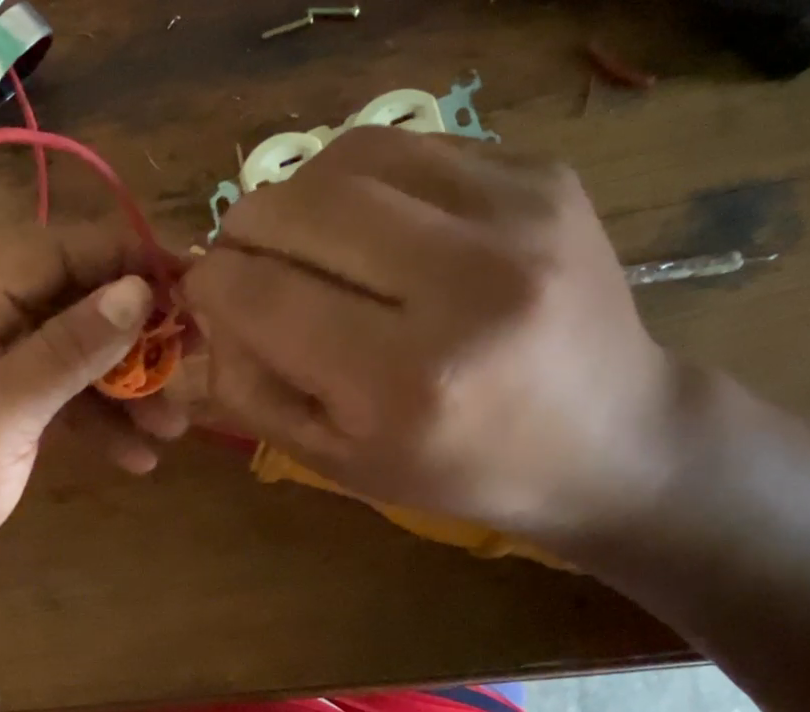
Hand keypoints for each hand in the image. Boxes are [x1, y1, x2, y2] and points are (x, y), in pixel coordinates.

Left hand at [0, 225, 187, 578]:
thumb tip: (135, 289)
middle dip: (130, 327)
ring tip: (173, 424)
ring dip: (124, 385)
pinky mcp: (4, 409)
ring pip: (71, 354)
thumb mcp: (3, 414)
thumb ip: (66, 350)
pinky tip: (138, 456)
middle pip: (67, 301)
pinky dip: (98, 420)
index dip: (117, 254)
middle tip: (190, 350)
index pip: (48, 252)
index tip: (183, 277)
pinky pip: (60, 397)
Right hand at [181, 126, 685, 538]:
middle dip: (243, 233)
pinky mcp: (540, 172)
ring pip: (344, 159)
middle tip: (244, 263)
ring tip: (302, 241)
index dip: (209, 286)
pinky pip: (402, 148)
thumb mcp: (328, 457)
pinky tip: (367, 225)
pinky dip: (356, 181)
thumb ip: (247, 385)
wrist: (606, 434)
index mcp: (406, 378)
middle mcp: (467, 282)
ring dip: (295, 197)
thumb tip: (209, 302)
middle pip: (296, 209)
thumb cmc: (450, 465)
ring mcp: (515, 212)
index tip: (203, 295)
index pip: (261, 294)